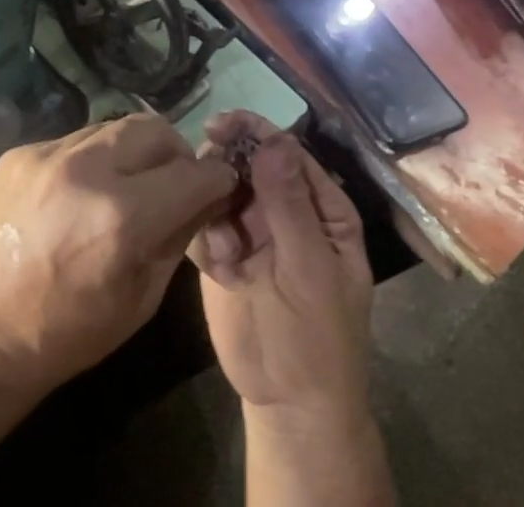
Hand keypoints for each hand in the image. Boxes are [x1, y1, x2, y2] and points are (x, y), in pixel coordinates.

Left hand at [0, 115, 237, 389]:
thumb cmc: (64, 334)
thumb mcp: (140, 299)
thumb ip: (177, 238)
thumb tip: (204, 199)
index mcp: (122, 215)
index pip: (194, 172)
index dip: (216, 179)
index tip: (219, 188)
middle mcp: (85, 170)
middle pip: (154, 129)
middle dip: (175, 153)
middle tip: (173, 184)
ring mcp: (44, 155)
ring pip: (112, 128)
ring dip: (131, 153)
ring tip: (125, 188)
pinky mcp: (17, 154)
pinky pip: (72, 142)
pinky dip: (90, 161)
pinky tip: (79, 195)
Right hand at [190, 111, 373, 430]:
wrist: (286, 399)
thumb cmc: (314, 336)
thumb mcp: (307, 268)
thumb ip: (288, 205)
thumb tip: (274, 141)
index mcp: (322, 209)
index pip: (288, 154)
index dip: (256, 133)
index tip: (220, 123)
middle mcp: (285, 212)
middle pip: (247, 166)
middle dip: (225, 170)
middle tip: (204, 181)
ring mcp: (250, 233)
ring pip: (219, 192)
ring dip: (212, 211)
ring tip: (224, 251)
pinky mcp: (221, 254)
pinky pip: (201, 224)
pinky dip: (202, 239)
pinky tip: (216, 267)